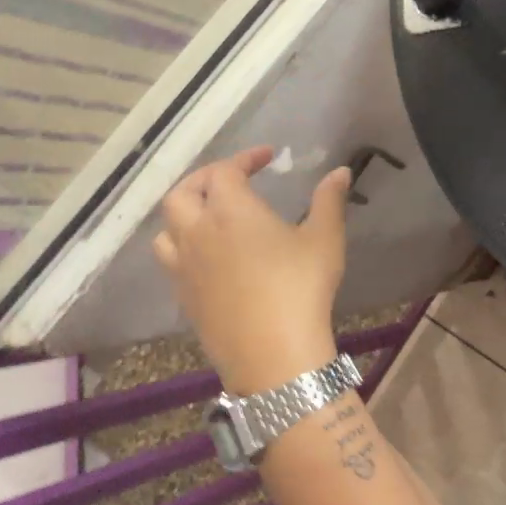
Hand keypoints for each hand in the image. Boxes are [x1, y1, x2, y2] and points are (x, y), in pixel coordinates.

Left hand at [154, 146, 351, 394]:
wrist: (270, 347)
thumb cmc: (301, 284)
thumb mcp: (325, 237)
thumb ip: (329, 200)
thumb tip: (339, 172)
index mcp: (232, 212)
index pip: (224, 172)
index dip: (243, 159)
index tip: (268, 156)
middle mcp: (198, 232)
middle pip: (181, 194)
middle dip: (205, 178)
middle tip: (233, 177)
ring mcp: (184, 266)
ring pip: (166, 227)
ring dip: (186, 211)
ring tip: (212, 213)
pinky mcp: (182, 294)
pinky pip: (171, 257)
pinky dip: (185, 242)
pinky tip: (211, 253)